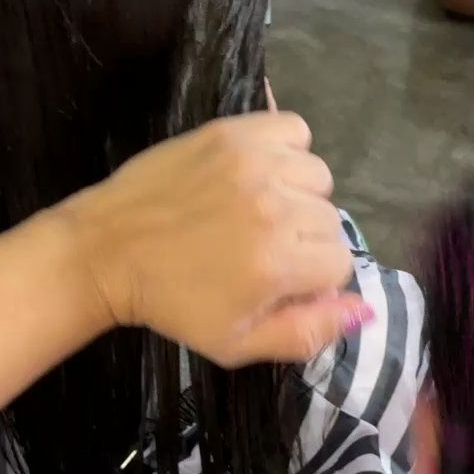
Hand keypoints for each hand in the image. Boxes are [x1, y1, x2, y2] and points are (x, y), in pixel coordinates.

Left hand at [54, 111, 366, 366]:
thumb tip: (364, 310)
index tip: (275, 280)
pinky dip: (286, 151)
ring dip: (297, 197)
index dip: (311, 278)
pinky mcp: (233, 132)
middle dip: (304, 242)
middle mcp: (275, 207)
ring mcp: (255, 162)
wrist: (109, 250)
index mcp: (277, 264)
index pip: (340, 264)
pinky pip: (294, 131)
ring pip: (318, 178)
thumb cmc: (173, 304)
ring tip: (255, 210)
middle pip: (331, 222)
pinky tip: (257, 174)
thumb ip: (306, 333)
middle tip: (257, 249)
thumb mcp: (238, 343)